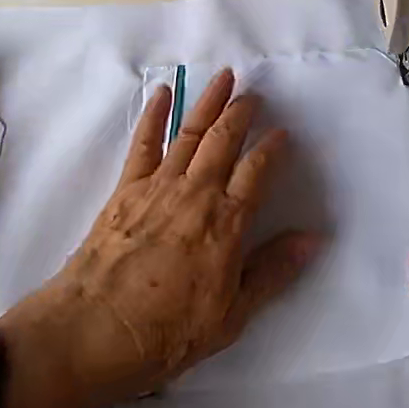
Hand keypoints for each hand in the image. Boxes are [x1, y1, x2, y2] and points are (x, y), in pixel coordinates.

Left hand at [0, 69, 322, 407]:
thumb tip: (313, 239)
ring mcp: (158, 186)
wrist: (95, 329)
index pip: (257, 172)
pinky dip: (154, 115)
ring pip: (189, 132)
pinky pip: (143, 143)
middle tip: (255, 94)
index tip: (284, 133)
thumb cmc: (168, 331)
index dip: (273, 149)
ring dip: (208, 102)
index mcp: (226, 222)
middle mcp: (196, 193)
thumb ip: (272, 271)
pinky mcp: (126, 188)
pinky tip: (163, 93)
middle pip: (224, 140)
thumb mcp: (232, 315)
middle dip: (242, 113)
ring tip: (224, 76)